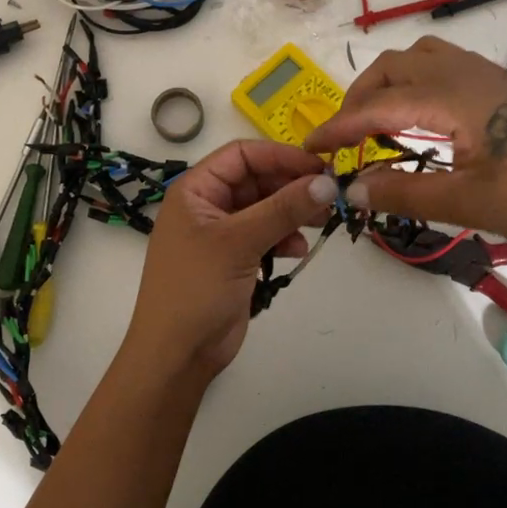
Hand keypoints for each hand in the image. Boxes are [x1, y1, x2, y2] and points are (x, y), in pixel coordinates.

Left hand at [124, 140, 335, 379]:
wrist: (177, 352)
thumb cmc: (196, 287)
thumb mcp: (239, 242)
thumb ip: (283, 209)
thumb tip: (327, 181)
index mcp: (195, 188)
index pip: (241, 155)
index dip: (280, 156)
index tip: (320, 167)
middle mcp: (207, 204)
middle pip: (256, 180)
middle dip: (291, 186)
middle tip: (330, 196)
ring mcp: (221, 233)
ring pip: (265, 208)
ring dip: (293, 212)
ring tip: (323, 221)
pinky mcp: (235, 259)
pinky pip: (266, 235)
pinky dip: (284, 238)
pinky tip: (297, 250)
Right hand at [302, 36, 506, 241]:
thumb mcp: (468, 202)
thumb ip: (403, 192)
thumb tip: (349, 190)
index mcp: (448, 96)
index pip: (375, 107)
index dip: (337, 128)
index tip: (309, 148)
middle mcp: (459, 72)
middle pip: (388, 70)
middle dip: (357, 101)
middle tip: (344, 141)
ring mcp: (481, 72)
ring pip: (412, 58)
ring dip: (384, 85)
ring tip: (376, 123)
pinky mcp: (497, 82)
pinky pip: (436, 63)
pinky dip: (410, 82)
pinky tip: (418, 116)